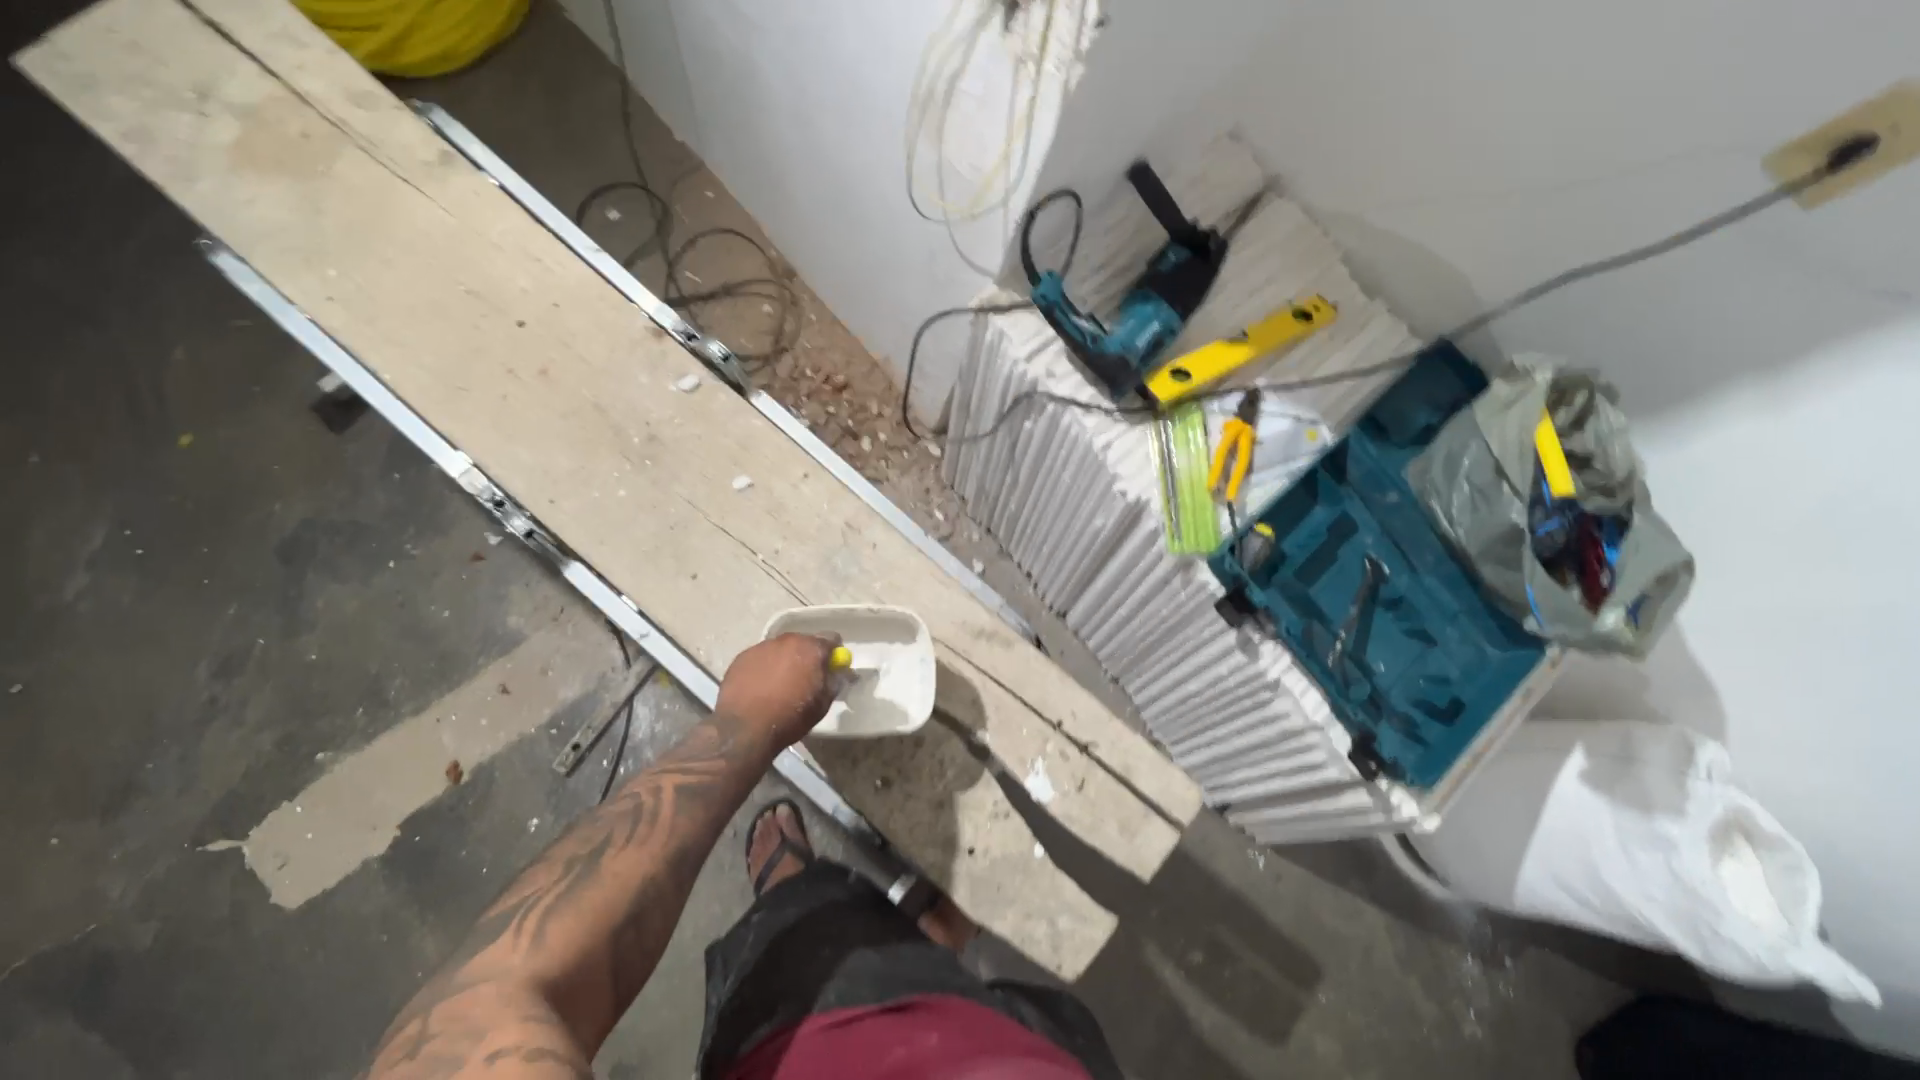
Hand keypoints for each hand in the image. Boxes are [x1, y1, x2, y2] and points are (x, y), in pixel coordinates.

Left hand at [715, 633, 840, 752]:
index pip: (831, 639)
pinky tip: (760, 688)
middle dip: (807, 656)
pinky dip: (764, 668)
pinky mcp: (742, 657)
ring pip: (780, 649)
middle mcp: (787, 640)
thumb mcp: (822, 703)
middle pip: (803, 642)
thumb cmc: (790, 717)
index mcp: (811, 649)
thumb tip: (838, 673)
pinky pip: (761, 658)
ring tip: (779, 685)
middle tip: (805, 677)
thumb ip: (834, 682)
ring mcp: (762, 646)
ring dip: (784, 661)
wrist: (744, 728)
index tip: (832, 666)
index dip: (834, 653)